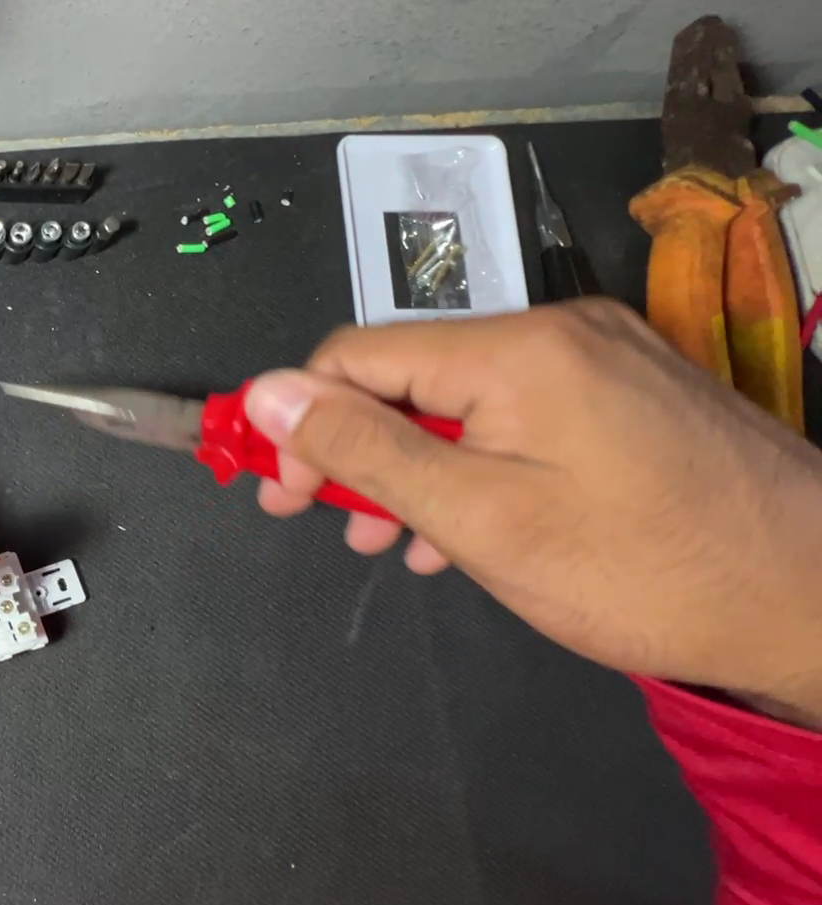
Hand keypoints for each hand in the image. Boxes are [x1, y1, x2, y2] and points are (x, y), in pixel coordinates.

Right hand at [242, 300, 821, 722]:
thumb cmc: (640, 569)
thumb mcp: (473, 515)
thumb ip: (360, 447)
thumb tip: (265, 396)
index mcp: (515, 351)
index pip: (353, 357)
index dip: (298, 421)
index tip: (282, 491)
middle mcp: (553, 334)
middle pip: (398, 377)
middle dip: (344, 448)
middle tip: (317, 514)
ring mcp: (592, 361)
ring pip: (445, 402)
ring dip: (397, 466)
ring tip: (385, 537)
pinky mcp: (615, 396)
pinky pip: (500, 418)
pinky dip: (456, 467)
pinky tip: (450, 530)